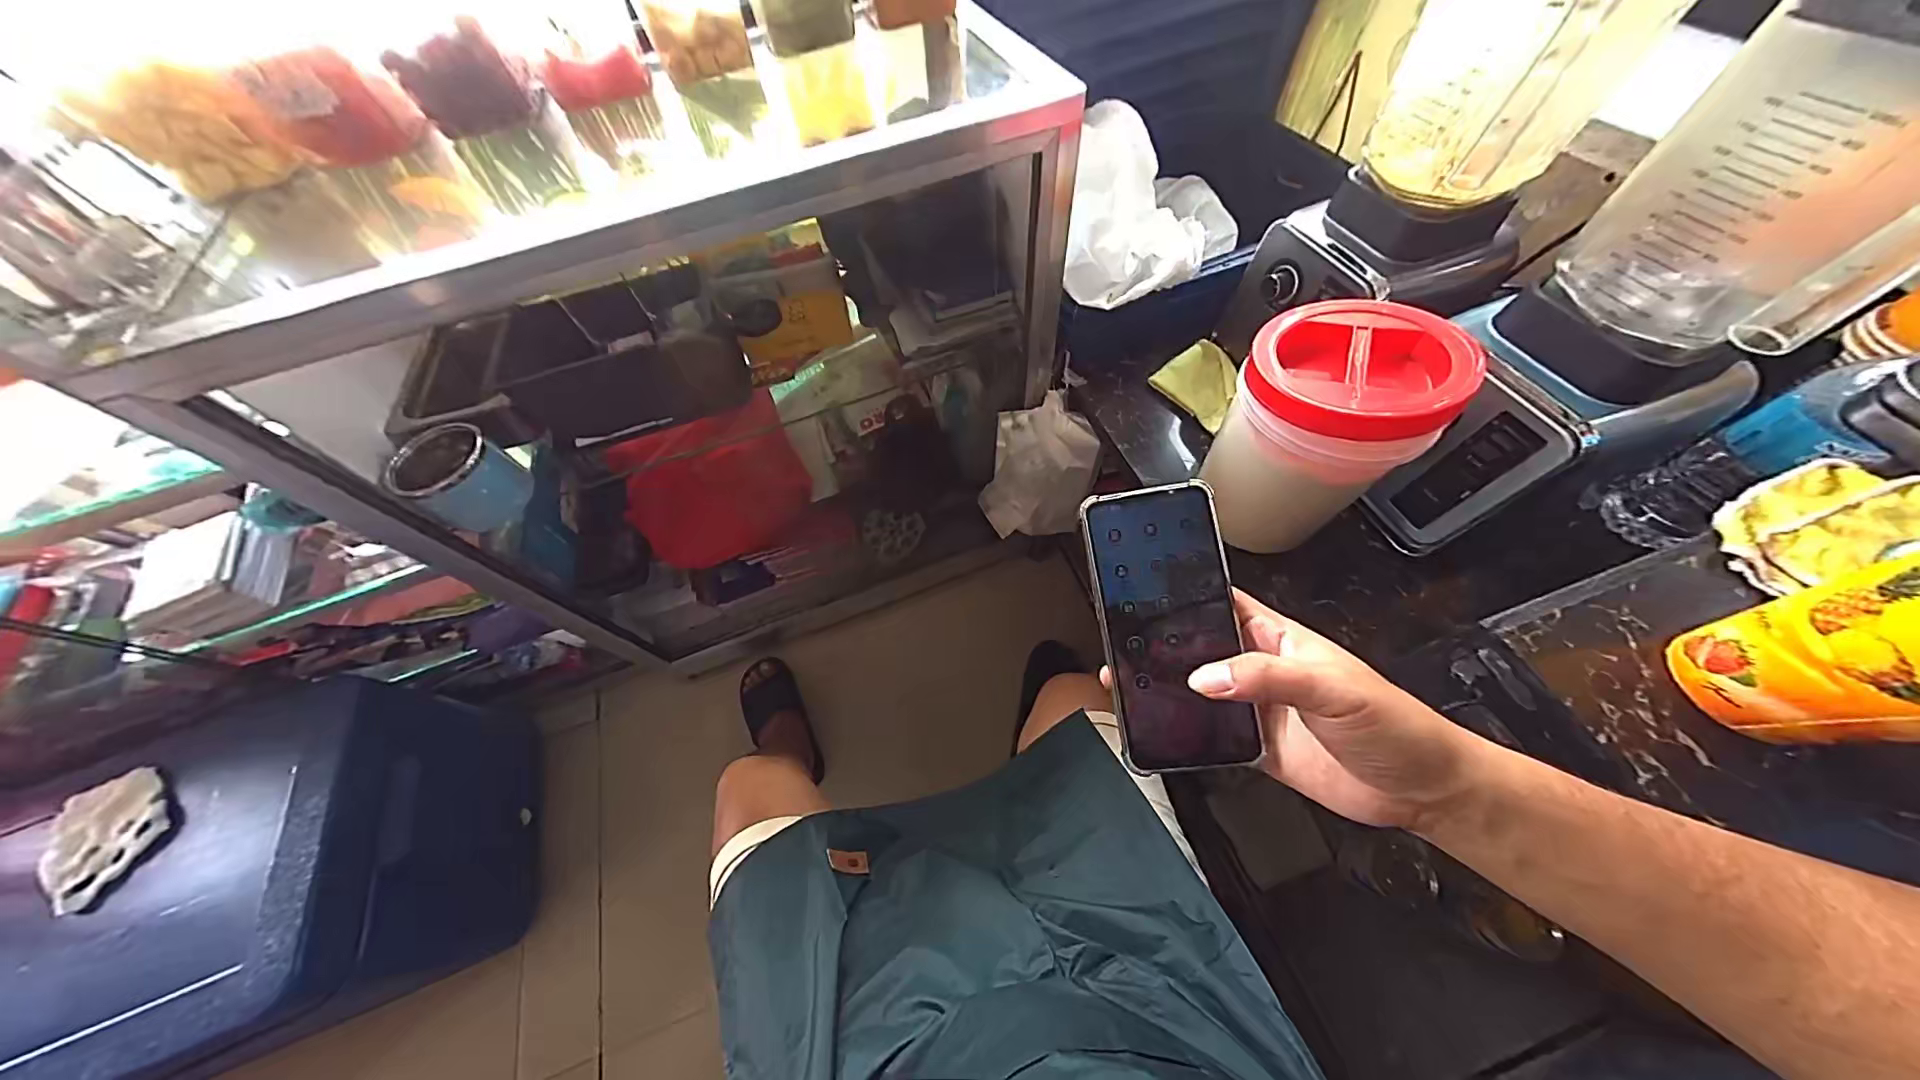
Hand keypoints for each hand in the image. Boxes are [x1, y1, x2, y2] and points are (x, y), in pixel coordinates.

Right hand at [1116, 590, 1485, 830]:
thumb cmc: (1398, 725)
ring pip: (1199, 691)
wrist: (1422, 791)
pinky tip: (1168, 729)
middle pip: (1201, 649)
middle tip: (1130, 644)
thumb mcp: (1333, 688)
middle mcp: (1262, 669)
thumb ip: (1267, 676)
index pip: (1225, 604)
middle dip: (1166, 646)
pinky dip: (1186, 733)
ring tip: (1136, 684)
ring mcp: (1257, 707)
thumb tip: (1207, 676)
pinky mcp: (1256, 745)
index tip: (1151, 592)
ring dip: (1170, 690)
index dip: (1190, 595)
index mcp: (1280, 639)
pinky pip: (1209, 735)